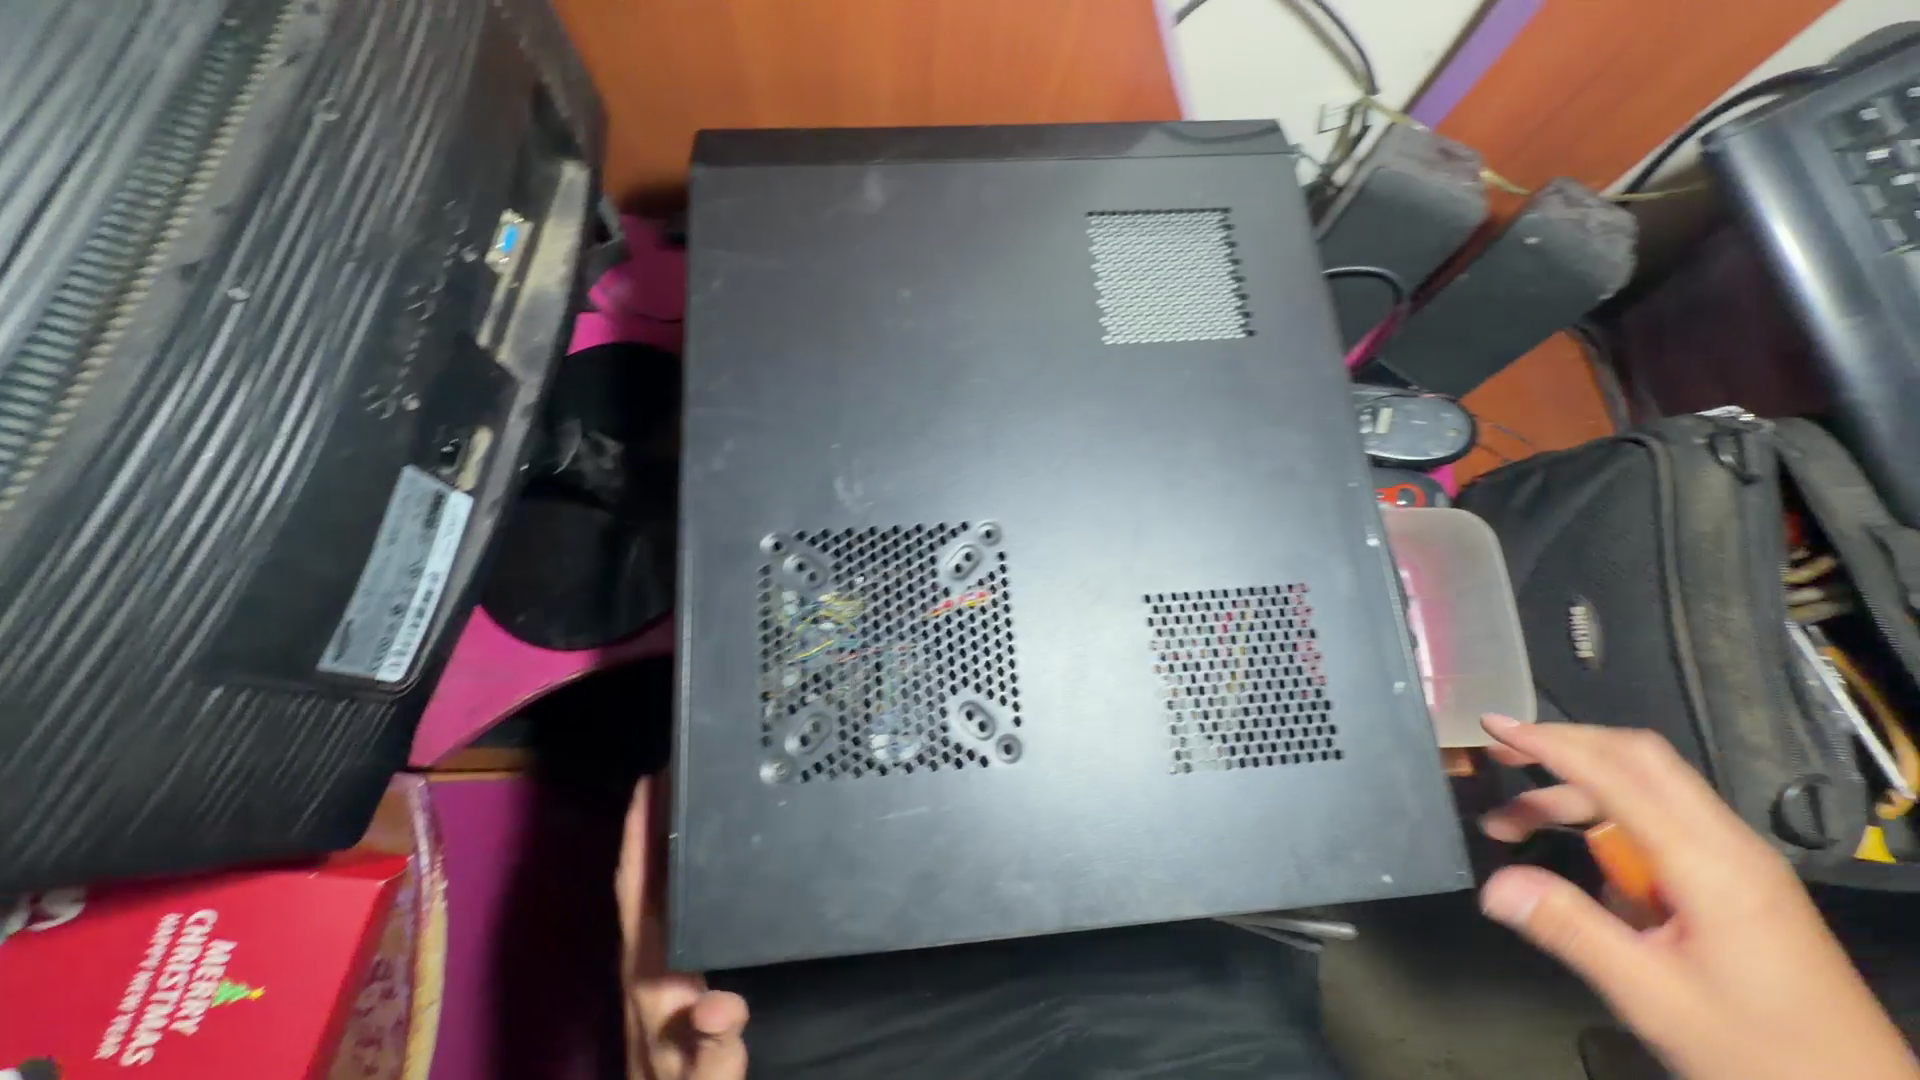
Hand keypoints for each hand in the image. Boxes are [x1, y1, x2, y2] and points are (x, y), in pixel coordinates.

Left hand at [617, 776, 748, 1079]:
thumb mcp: (710, 1075)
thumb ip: (715, 1043)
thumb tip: (721, 1002)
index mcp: (650, 970)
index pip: (638, 890)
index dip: (640, 836)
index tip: (651, 783)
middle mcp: (643, 956)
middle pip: (637, 876)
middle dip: (644, 822)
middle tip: (667, 769)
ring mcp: (651, 960)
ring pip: (645, 886)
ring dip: (654, 838)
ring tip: (677, 794)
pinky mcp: (665, 966)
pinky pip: (662, 901)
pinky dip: (668, 866)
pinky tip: (690, 852)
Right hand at [1476, 715, 1918, 1079]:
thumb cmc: (1761, 1051)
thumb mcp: (1653, 997)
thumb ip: (1571, 931)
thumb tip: (1495, 886)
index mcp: (1710, 865)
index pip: (1616, 775)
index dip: (1549, 743)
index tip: (1494, 724)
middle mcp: (1730, 846)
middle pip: (1640, 760)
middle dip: (1565, 744)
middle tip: (1501, 750)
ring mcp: (1740, 861)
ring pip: (1649, 790)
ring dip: (1579, 793)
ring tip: (1515, 826)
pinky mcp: (1741, 880)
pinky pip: (1665, 824)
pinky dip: (1610, 820)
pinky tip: (1587, 867)